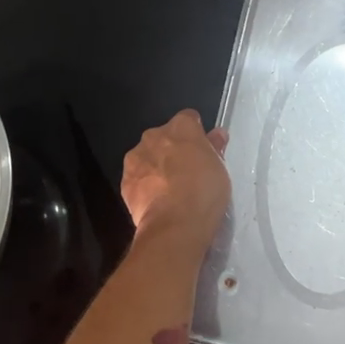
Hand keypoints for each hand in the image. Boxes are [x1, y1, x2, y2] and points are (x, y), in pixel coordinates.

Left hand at [121, 109, 229, 258]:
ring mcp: (136, 157)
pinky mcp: (125, 180)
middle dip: (173, 149)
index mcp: (182, 127)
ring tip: (169, 190)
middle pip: (165, 136)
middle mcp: (155, 135)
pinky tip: (156, 201)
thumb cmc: (204, 192)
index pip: (189, 119)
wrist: (174, 224)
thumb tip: (216, 135)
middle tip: (186, 172)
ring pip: (147, 155)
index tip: (201, 151)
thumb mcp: (220, 169)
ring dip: (155, 165)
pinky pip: (137, 177)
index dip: (196, 134)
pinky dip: (144, 185)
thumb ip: (214, 148)